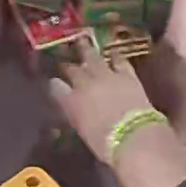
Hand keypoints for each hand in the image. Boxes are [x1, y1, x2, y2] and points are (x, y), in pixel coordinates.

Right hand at [47, 33, 166, 162]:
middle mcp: (85, 84)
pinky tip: (112, 53)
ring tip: (83, 41)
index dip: (54, 84)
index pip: (57, 88)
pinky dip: (114, 56)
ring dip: (87, 50)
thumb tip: (71, 105)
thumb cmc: (105, 144)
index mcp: (72, 102)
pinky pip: (118, 60)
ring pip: (93, 58)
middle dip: (68, 64)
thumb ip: (75, 114)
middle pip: (73, 70)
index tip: (52, 82)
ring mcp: (106, 76)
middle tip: (64, 56)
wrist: (133, 137)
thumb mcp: (83, 131)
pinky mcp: (126, 75)